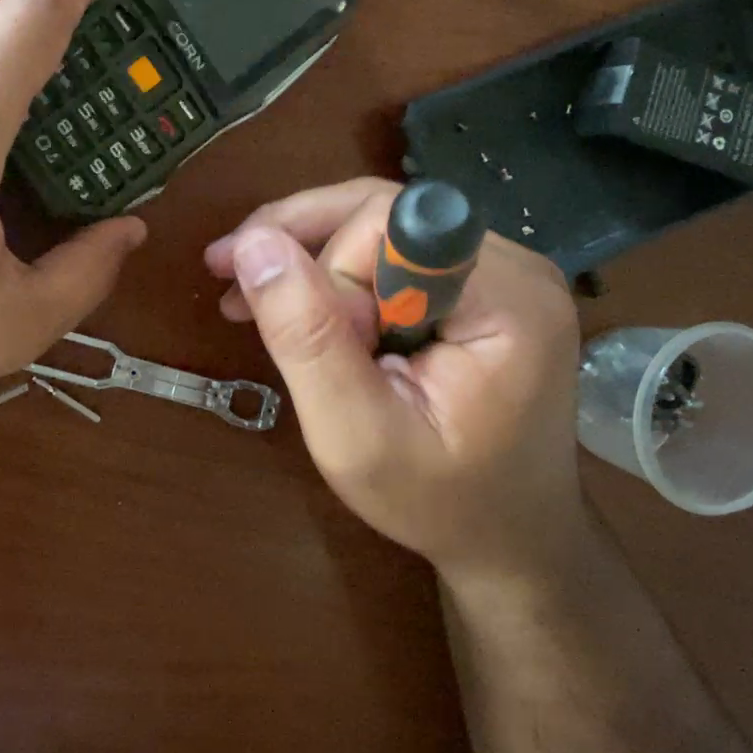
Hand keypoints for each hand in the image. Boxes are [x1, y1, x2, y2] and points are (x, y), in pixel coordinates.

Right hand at [204, 178, 583, 577]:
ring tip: (249, 301)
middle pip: (377, 215)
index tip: (277, 321)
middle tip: (240, 304)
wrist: (508, 537)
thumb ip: (307, 338)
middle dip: (304, 257)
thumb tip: (253, 244)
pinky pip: (387, 253)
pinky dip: (333, 276)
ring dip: (306, 262)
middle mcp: (511, 266)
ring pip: (372, 227)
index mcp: (503, 300)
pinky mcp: (476, 285)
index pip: (386, 224)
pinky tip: (296, 306)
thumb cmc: (438, 501)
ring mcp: (497, 272)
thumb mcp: (355, 435)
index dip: (321, 263)